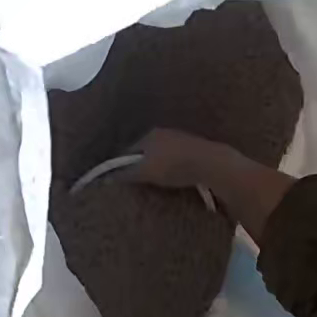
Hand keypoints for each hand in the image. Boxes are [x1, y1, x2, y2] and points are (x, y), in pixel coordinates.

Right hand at [122, 128, 238, 188]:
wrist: (210, 164)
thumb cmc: (173, 167)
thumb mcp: (145, 172)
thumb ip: (125, 174)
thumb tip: (105, 178)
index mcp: (149, 134)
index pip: (127, 150)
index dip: (120, 165)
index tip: (118, 180)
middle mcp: (163, 132)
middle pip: (144, 152)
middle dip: (139, 165)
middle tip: (137, 183)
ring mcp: (180, 138)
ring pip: (161, 154)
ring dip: (157, 166)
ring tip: (156, 183)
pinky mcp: (194, 148)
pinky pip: (175, 158)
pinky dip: (171, 167)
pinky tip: (174, 178)